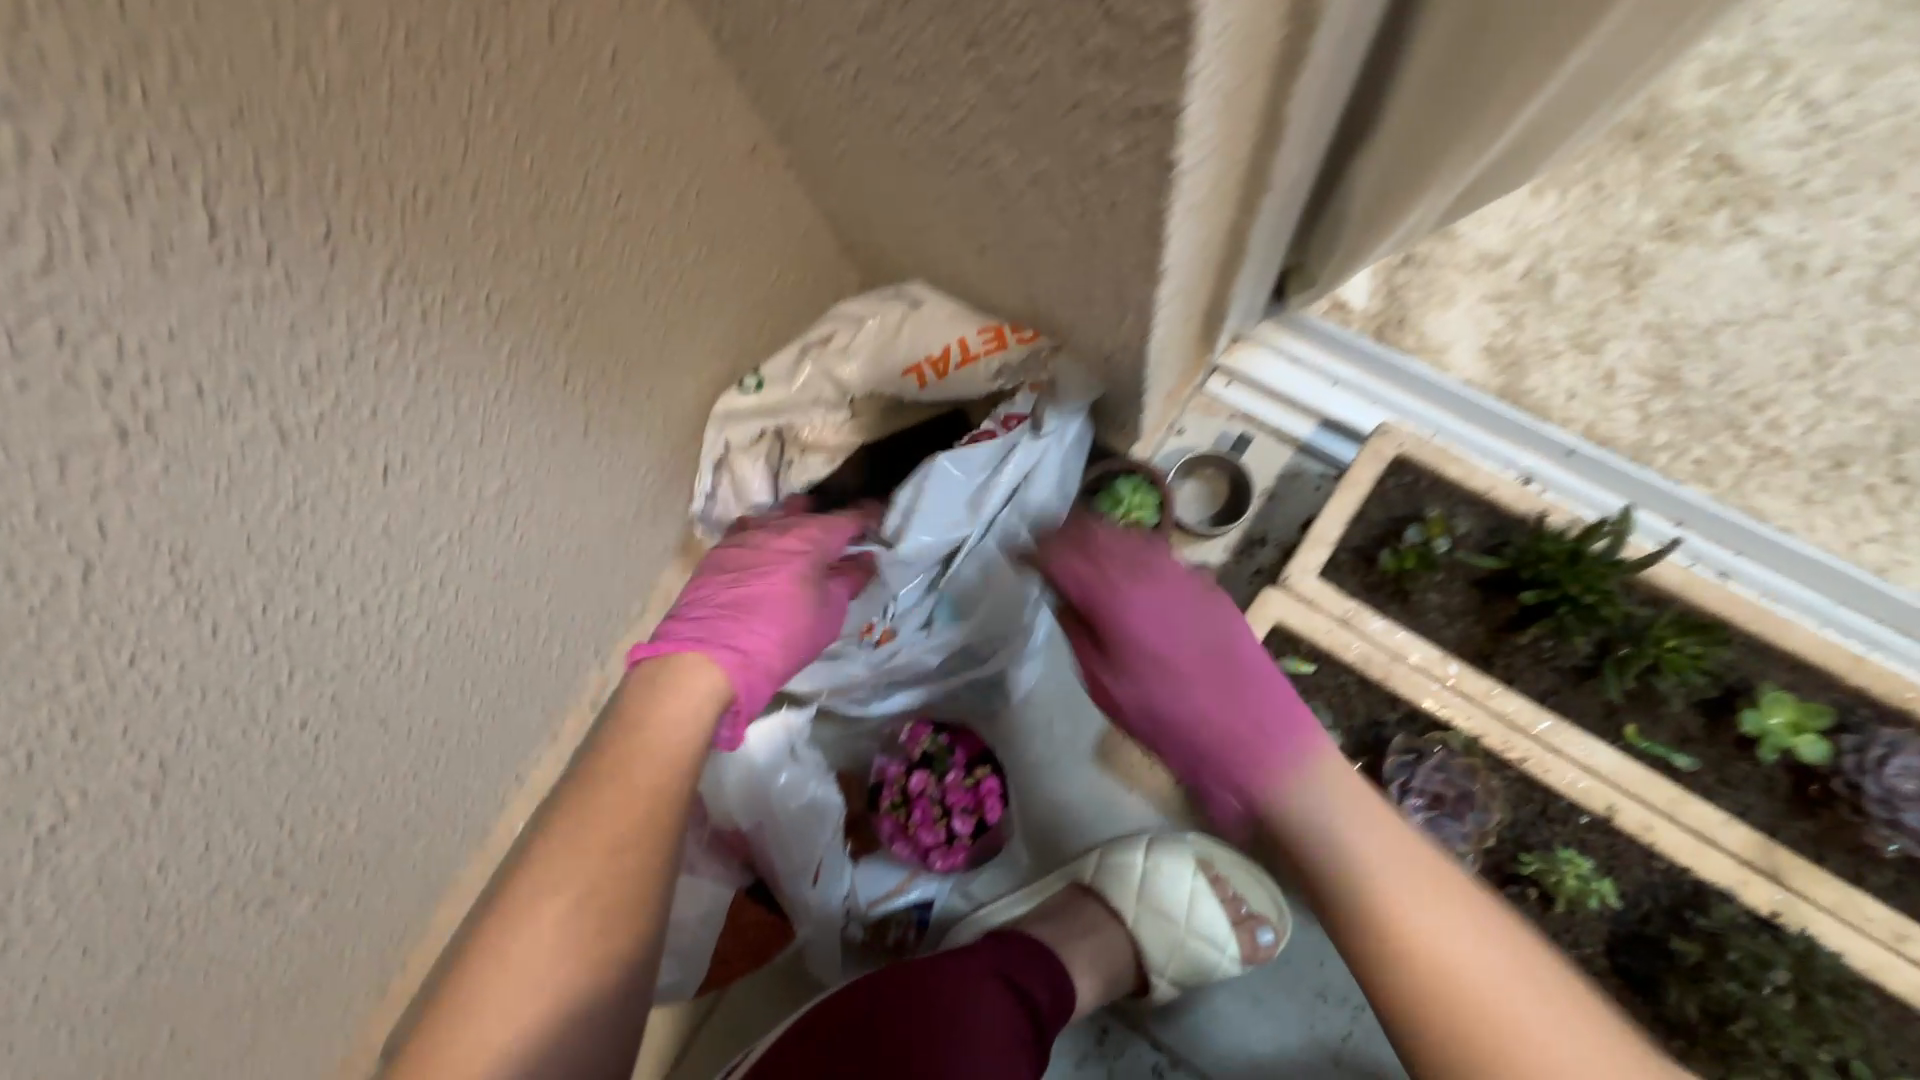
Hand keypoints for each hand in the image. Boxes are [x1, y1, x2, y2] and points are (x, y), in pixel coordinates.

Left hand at [630, 499, 876, 749]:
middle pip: (808, 511)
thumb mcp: (829, 613)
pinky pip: (748, 535)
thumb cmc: (783, 635)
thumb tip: (864, 559)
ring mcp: (743, 537)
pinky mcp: (717, 554)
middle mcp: (777, 526)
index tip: (880, 516)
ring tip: (801, 544)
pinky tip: (766, 556)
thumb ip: (848, 580)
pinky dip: (764, 540)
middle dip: (826, 517)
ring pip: (774, 519)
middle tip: (839, 535)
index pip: (849, 516)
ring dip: (791, 526)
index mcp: (812, 536)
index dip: (868, 515)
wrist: (709, 656)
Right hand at [1032, 511, 1332, 829]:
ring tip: (1081, 554)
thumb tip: (1063, 597)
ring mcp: (1182, 572)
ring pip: (1129, 536)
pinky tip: (1128, 573)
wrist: (1253, 735)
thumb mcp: (1103, 684)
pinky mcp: (1207, 585)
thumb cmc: (1166, 719)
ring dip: (1099, 539)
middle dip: (1064, 535)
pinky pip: (1160, 553)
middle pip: (1095, 531)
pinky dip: (1133, 553)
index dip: (1034, 550)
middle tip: (1045, 549)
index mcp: (1113, 594)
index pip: (1061, 552)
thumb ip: (1078, 630)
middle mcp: (1147, 569)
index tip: (1019, 556)